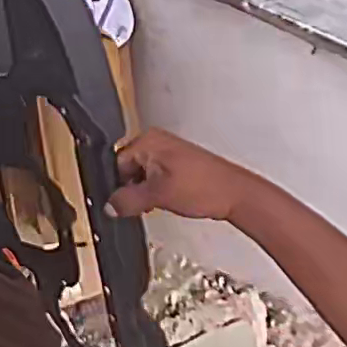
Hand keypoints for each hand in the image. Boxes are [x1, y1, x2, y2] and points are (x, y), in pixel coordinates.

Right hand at [108, 129, 264, 220]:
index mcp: (148, 140)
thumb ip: (127, 201)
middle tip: (145, 202)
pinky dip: (157, 189)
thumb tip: (109, 206)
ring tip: (160, 201)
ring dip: (146, 191)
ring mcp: (169, 151)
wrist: (237, 195)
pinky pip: (155, 176)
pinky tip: (168, 199)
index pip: (116, 163)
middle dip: (133, 188)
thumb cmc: (205, 187)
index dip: (119, 185)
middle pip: (127, 168)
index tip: (124, 200)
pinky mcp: (179, 163)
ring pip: (142, 174)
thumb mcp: (156, 196)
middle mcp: (157, 141)